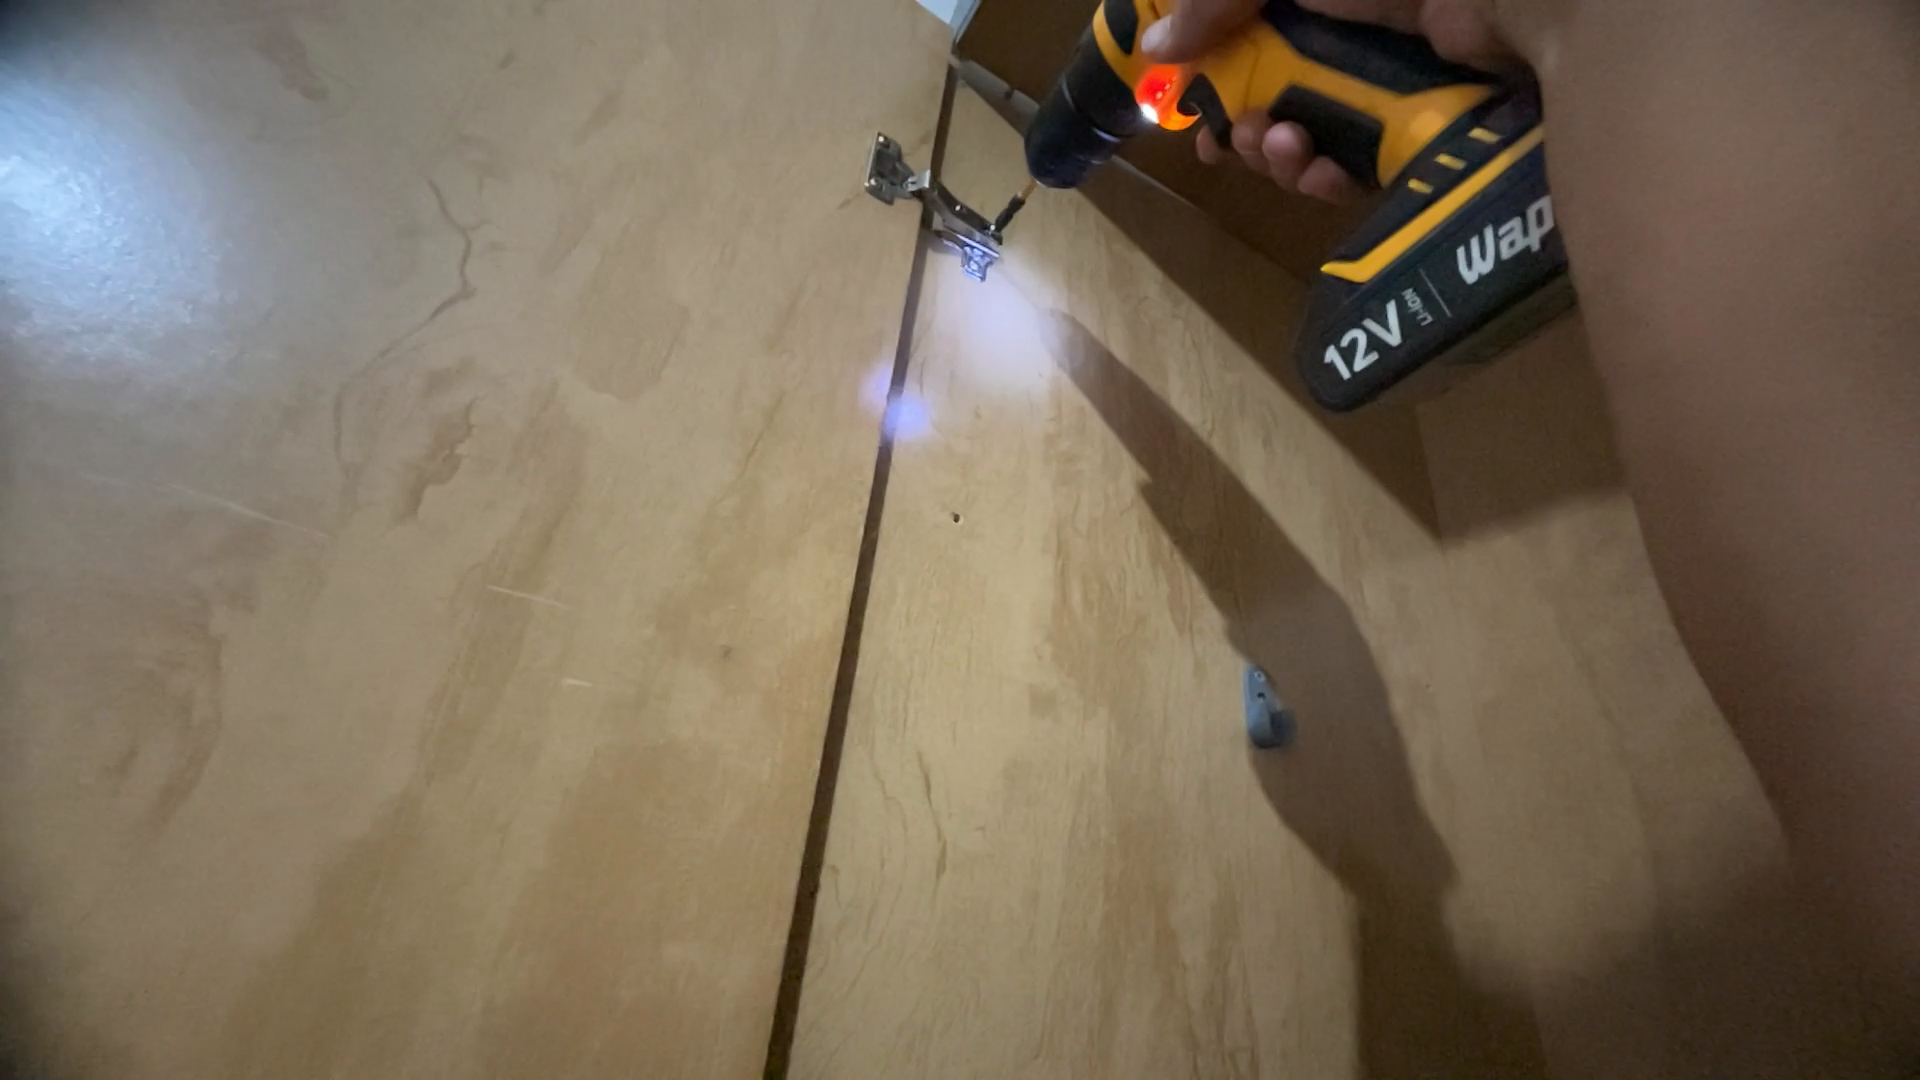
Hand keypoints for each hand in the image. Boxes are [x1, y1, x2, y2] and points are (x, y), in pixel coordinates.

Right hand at [1140, 0, 1513, 203]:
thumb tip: (1155, 53)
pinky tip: (1318, 172)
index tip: (1188, 112)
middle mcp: (1348, 28)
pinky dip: (1326, 179)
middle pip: (1272, 99)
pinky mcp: (1414, 124)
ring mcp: (1383, 77)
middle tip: (1226, 145)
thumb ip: (1218, 3)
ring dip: (1277, 158)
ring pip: (1309, 140)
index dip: (1212, 81)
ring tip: (1280, 148)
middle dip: (1242, 130)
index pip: (1249, 40)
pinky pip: (1354, 168)